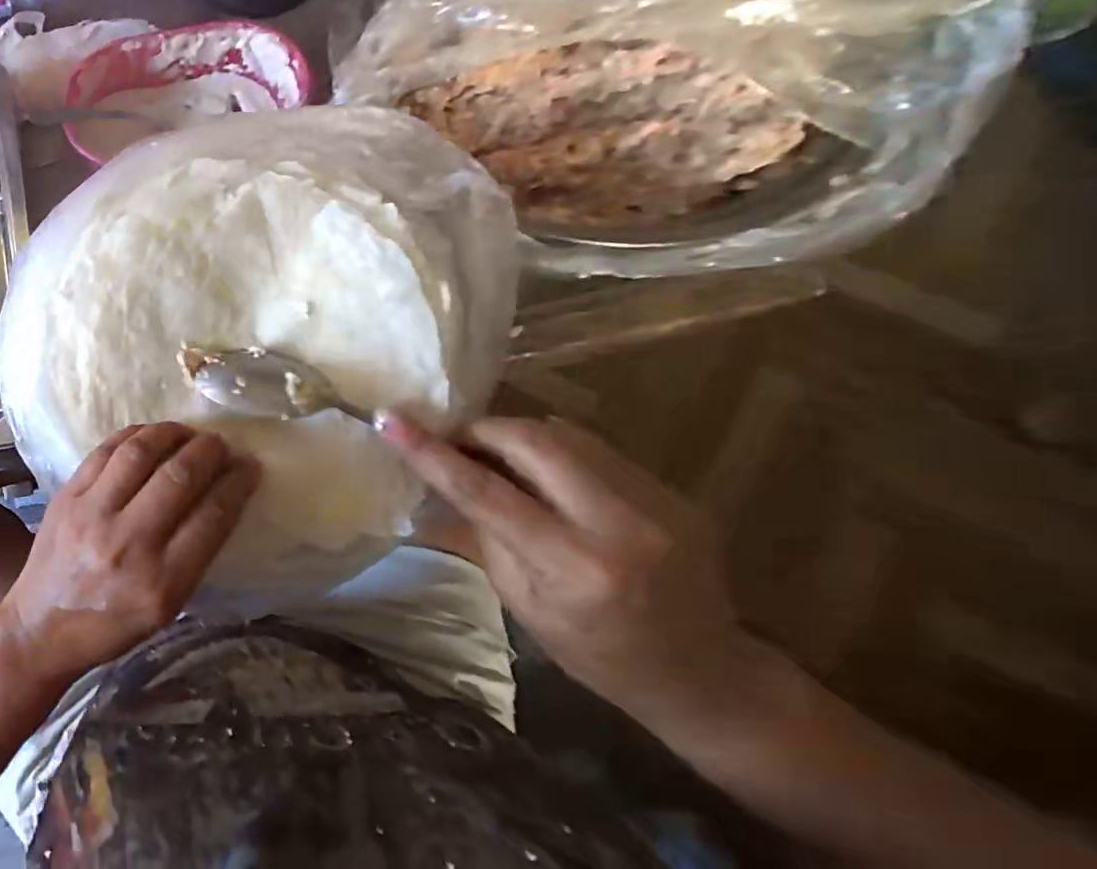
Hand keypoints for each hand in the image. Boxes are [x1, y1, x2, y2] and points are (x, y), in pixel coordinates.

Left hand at [0, 422, 261, 684]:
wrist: (40, 629)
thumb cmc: (112, 624)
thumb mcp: (167, 607)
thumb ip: (195, 554)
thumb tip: (222, 495)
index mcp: (161, 583)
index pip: (212, 518)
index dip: (237, 483)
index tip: (249, 466)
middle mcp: (127, 544)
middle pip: (180, 478)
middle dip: (210, 452)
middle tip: (222, 444)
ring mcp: (91, 515)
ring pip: (140, 454)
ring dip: (173, 434)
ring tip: (189, 433)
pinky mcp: (66, 497)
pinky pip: (105, 451)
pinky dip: (135, 435)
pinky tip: (152, 435)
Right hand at [381, 412, 757, 719]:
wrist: (707, 676)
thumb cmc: (598, 655)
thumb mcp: (525, 604)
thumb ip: (486, 533)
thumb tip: (445, 483)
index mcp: (575, 567)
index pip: (486, 493)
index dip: (431, 452)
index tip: (389, 420)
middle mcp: (620, 523)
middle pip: (532, 441)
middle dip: (480, 430)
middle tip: (449, 437)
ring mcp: (656, 500)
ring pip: (565, 434)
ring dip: (515, 436)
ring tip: (490, 453)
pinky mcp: (672, 489)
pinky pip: (594, 449)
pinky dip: (553, 450)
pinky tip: (541, 473)